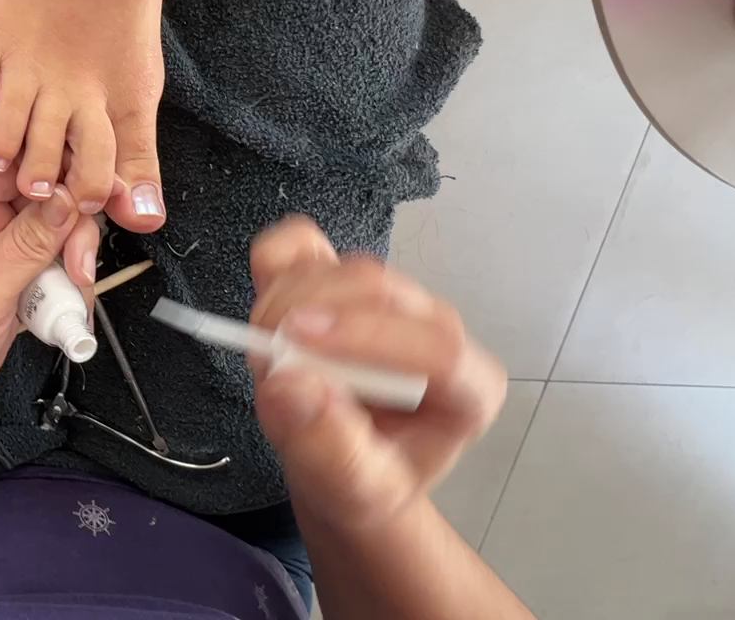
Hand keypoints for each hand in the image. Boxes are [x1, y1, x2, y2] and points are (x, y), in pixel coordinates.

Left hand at [0, 164, 100, 436]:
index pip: (21, 168)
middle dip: (74, 235)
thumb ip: (28, 242)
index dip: (58, 178)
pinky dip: (68, 294)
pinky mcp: (18, 284)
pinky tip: (64, 317)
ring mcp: (4, 255)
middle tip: (79, 270)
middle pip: (51, 203)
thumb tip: (66, 197)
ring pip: (61, 241)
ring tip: (68, 304)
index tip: (86, 203)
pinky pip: (57, 275)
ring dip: (74, 270)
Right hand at [245, 217, 506, 531]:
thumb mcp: (353, 492)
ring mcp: (379, 293)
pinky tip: (269, 309)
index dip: (364, 336)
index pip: (434, 344)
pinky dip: (272, 264)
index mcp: (466, 385)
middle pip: (376, 290)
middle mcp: (430, 325)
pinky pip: (297, 242)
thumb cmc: (359, 477)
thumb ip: (331, 449)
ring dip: (283, 303)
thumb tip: (293, 385)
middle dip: (307, 316)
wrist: (340, 459)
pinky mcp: (333, 273)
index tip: (296, 343)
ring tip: (272, 355)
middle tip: (268, 361)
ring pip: (334, 267)